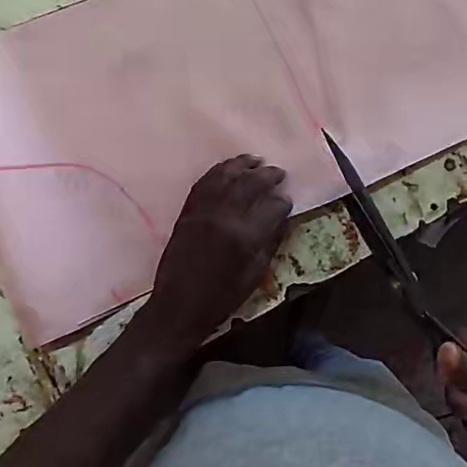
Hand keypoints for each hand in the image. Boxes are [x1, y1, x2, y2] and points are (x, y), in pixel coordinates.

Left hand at [141, 155, 290, 352]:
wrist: (178, 306)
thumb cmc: (221, 298)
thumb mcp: (255, 274)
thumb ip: (271, 242)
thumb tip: (282, 217)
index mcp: (244, 236)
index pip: (272, 207)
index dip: (283, 202)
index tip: (288, 199)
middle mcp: (223, 216)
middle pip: (250, 184)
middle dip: (268, 176)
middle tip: (279, 172)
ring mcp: (202, 211)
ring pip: (225, 176)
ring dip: (242, 165)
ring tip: (256, 160)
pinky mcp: (187, 211)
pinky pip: (204, 182)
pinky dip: (218, 171)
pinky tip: (228, 169)